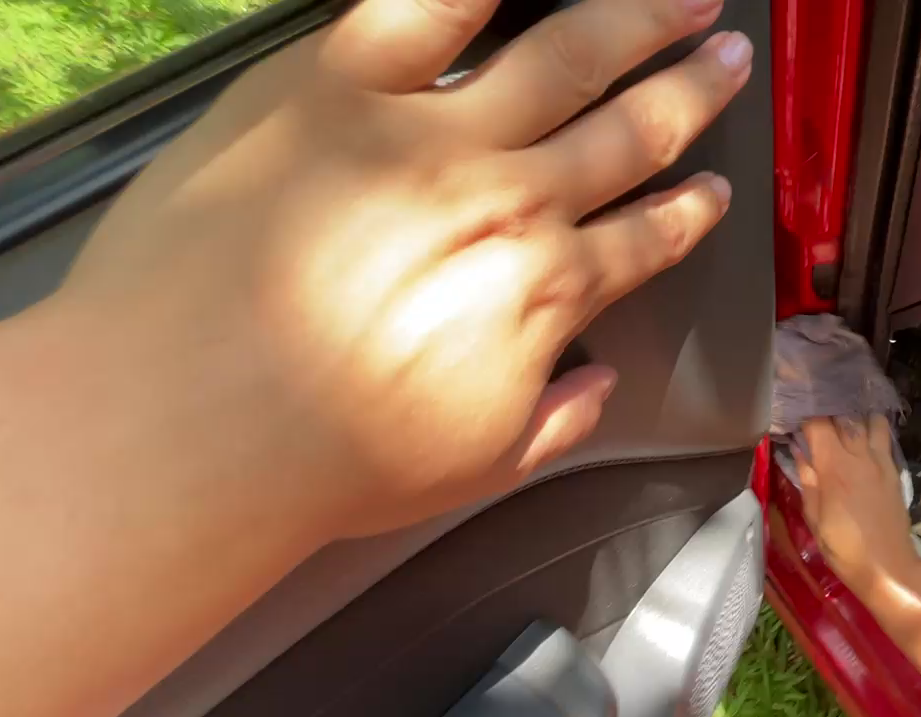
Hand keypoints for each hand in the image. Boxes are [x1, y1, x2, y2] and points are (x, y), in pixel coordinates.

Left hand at [47, 0, 750, 536]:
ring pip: (560, 55)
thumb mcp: (490, 465)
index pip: (650, 239)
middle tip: (732, 57)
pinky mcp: (327, 86)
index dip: (692, 212)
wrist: (187, 423)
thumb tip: (603, 382)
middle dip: (692, 92)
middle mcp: (511, 202)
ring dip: (634, 20)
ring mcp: (424, 136)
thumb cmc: (346, 461)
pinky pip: (418, 5)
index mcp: (550, 294)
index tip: (718, 189)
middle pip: (629, 133)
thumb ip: (566, 419)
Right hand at [799, 417, 920, 605]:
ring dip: (854, 416)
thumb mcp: (814, 518)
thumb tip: (799, 453)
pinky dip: (872, 428)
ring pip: (869, 420)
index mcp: (834, 467)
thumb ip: (807, 480)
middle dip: (826, 411)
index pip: (817, 423)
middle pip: (843, 416)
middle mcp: (859, 455)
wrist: (887, 567)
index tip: (793, 417)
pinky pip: (884, 437)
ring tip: (840, 423)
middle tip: (814, 415)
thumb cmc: (844, 548)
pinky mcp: (894, 470)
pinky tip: (861, 436)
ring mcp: (881, 461)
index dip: (804, 416)